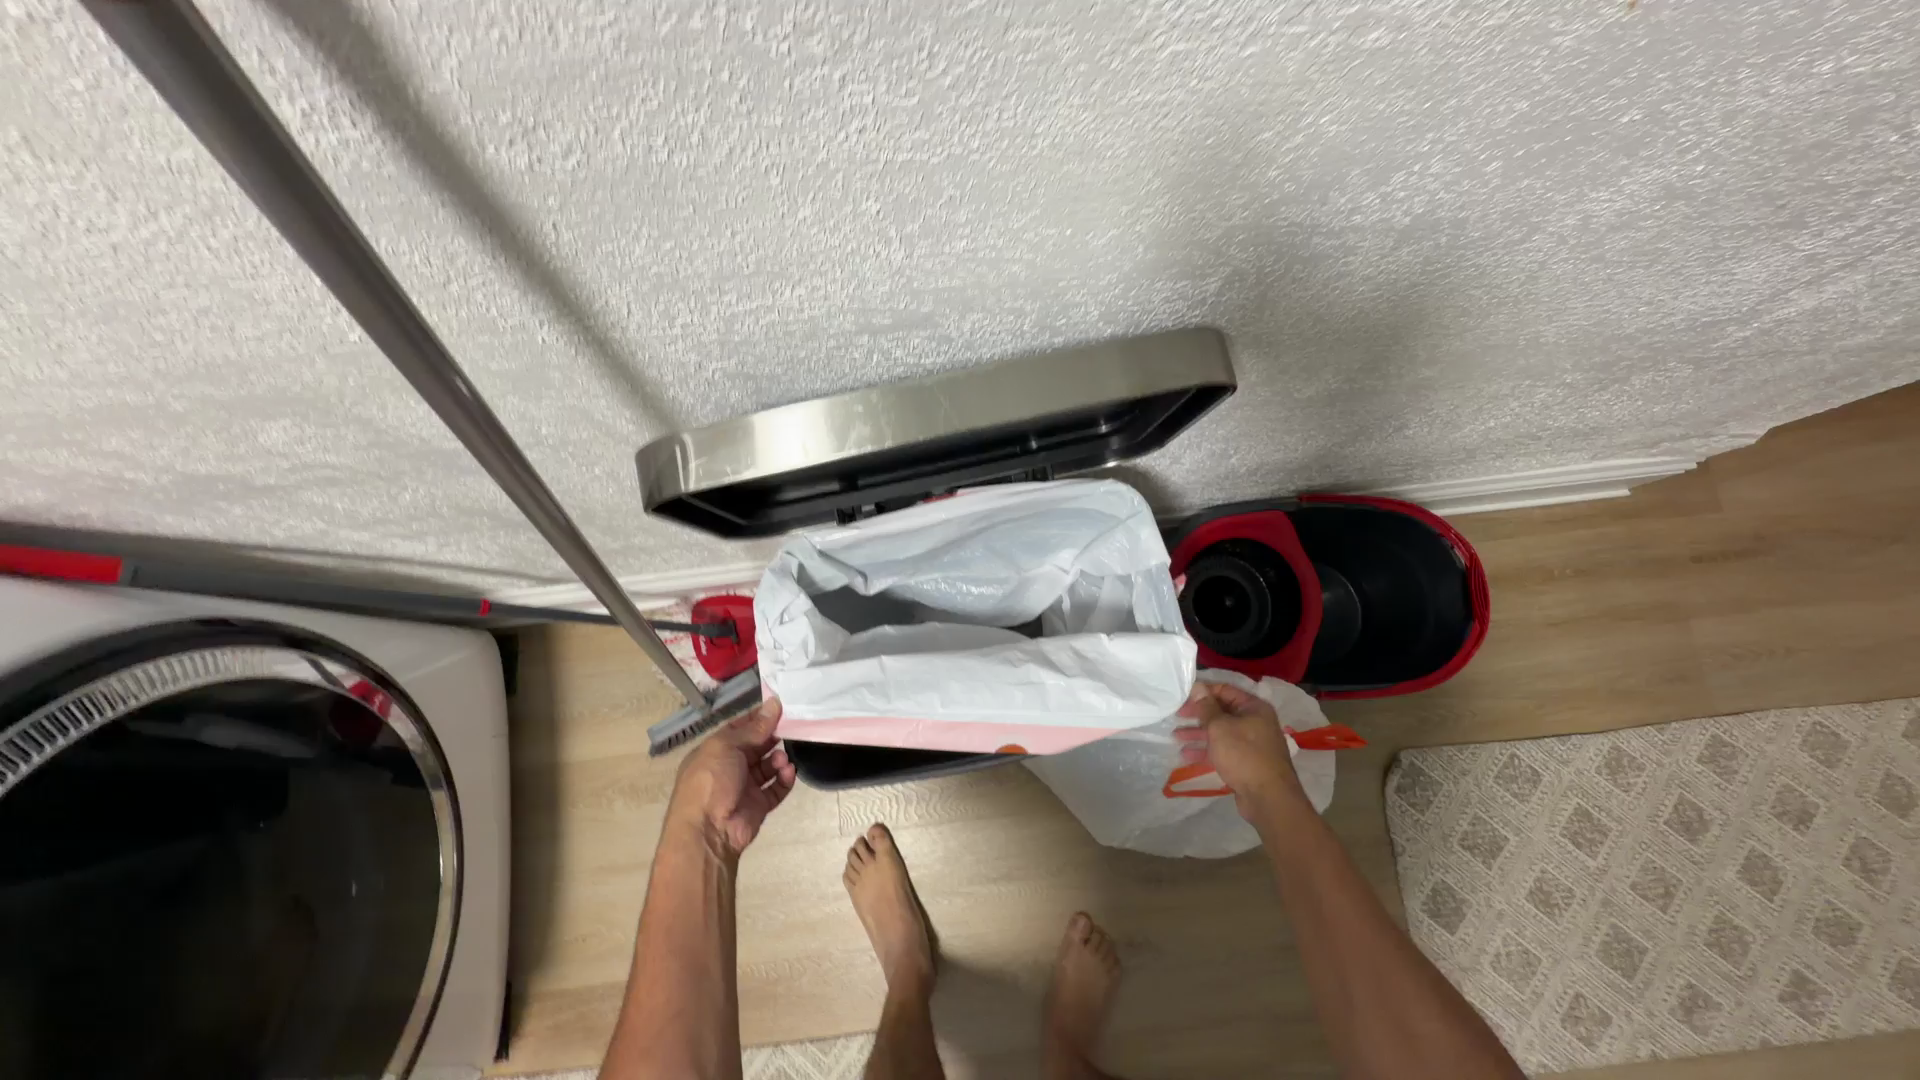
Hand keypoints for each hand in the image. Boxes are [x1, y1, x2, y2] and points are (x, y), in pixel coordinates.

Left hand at [666, 696, 796, 858]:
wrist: (708, 831)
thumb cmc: (711, 780)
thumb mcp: (727, 746)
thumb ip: (754, 727)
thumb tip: (774, 703)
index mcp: (715, 751)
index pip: (739, 729)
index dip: (757, 718)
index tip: (780, 708)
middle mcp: (729, 767)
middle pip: (755, 746)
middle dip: (772, 737)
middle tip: (791, 728)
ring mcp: (744, 787)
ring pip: (767, 767)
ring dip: (777, 759)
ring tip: (781, 759)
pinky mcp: (758, 805)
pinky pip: (776, 788)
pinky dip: (784, 779)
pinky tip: (788, 772)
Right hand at [1174, 682, 1305, 822]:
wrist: (1268, 797)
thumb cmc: (1243, 755)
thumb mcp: (1220, 727)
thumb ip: (1206, 707)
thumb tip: (1198, 686)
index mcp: (1253, 707)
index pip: (1224, 690)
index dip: (1202, 692)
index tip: (1181, 697)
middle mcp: (1255, 722)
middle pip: (1221, 712)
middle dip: (1197, 715)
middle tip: (1175, 716)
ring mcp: (1251, 743)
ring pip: (1220, 732)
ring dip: (1198, 734)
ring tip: (1175, 737)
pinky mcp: (1246, 762)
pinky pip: (1223, 750)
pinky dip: (1206, 751)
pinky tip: (1186, 756)